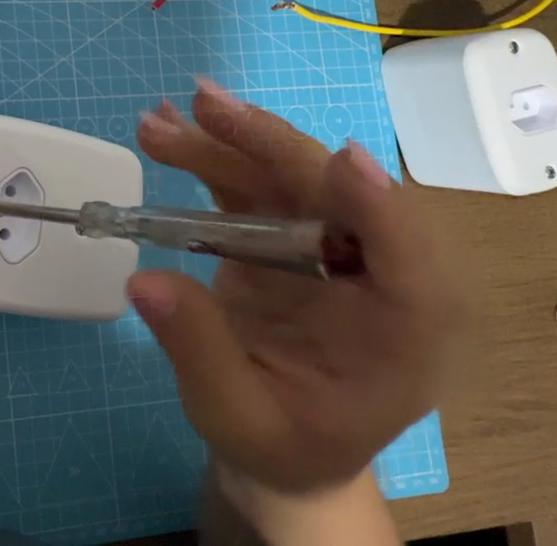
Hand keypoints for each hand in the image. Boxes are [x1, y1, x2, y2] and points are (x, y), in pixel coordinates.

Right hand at [129, 80, 459, 496]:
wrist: (283, 446)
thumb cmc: (278, 443)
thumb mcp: (234, 414)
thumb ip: (198, 350)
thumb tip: (143, 282)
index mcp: (398, 337)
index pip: (412, 269)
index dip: (381, 211)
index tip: (343, 160)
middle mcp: (374, 278)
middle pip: (337, 198)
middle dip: (274, 147)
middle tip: (206, 109)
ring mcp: (326, 251)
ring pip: (288, 178)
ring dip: (228, 142)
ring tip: (159, 119)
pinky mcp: (284, 237)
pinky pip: (253, 184)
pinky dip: (213, 153)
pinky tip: (172, 126)